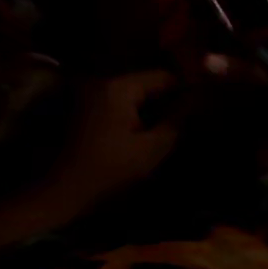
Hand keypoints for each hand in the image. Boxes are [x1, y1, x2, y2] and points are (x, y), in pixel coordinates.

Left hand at [42, 69, 184, 213]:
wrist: (62, 192)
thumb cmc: (109, 171)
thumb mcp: (151, 149)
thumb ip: (176, 121)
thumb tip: (198, 101)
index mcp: (119, 88)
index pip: (163, 76)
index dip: (186, 88)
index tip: (205, 103)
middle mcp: (104, 83)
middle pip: (148, 84)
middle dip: (169, 100)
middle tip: (192, 118)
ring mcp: (92, 96)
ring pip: (135, 96)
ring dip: (153, 109)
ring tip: (174, 127)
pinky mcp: (86, 111)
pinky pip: (121, 106)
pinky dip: (136, 116)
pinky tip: (148, 133)